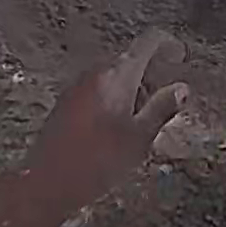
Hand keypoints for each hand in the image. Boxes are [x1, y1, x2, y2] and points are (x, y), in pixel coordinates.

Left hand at [22, 30, 189, 215]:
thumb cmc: (97, 162)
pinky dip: (115, 96)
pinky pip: (99, 87)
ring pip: (115, 74)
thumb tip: (182, 87)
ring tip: (141, 122)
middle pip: (132, 59)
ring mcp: (79, 84)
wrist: (44, 185)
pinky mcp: (67, 101)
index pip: (148, 41)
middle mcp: (98, 70)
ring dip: (134, 88)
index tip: (181, 57)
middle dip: (152, 74)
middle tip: (164, 102)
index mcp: (118, 73)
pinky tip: (115, 128)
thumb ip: (162, 108)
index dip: (168, 44)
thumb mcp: (138, 139)